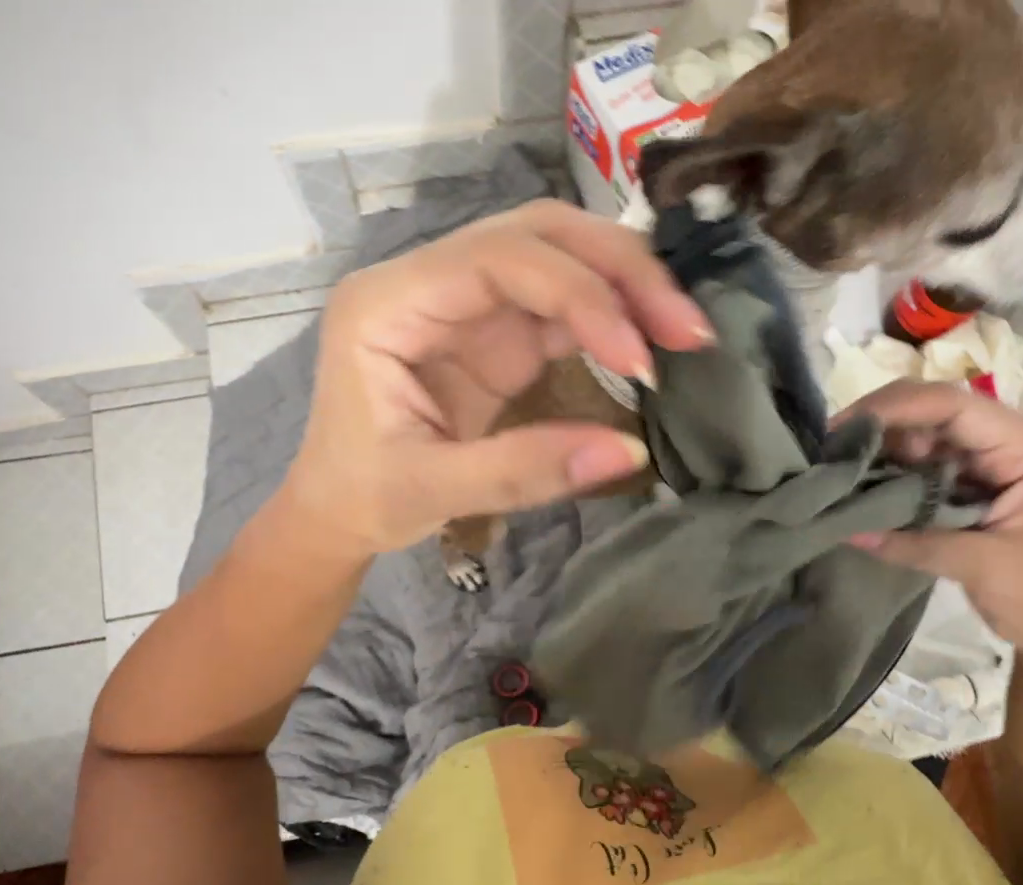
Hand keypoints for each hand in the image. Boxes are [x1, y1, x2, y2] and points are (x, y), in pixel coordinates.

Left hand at [281, 200, 713, 555]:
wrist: (339, 511)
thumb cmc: (362, 496)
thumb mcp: (430, 490)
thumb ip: (523, 470)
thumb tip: (628, 452)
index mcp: (389, 302)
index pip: (498, 258)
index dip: (579, 294)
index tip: (637, 360)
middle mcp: (429, 282)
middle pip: (537, 235)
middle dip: (617, 270)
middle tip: (683, 326)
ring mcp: (466, 303)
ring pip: (559, 257)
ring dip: (625, 286)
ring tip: (683, 332)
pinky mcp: (495, 333)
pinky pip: (563, 305)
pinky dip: (611, 319)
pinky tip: (650, 345)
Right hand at [843, 381, 1022, 667]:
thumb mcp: (985, 567)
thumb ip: (915, 543)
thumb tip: (847, 529)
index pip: (953, 406)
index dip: (895, 408)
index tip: (841, 430)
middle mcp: (1004, 449)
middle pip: (932, 415)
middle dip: (880, 427)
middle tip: (827, 452)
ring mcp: (985, 472)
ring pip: (922, 444)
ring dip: (880, 454)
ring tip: (834, 471)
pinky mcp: (968, 497)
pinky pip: (922, 476)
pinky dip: (890, 480)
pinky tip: (857, 492)